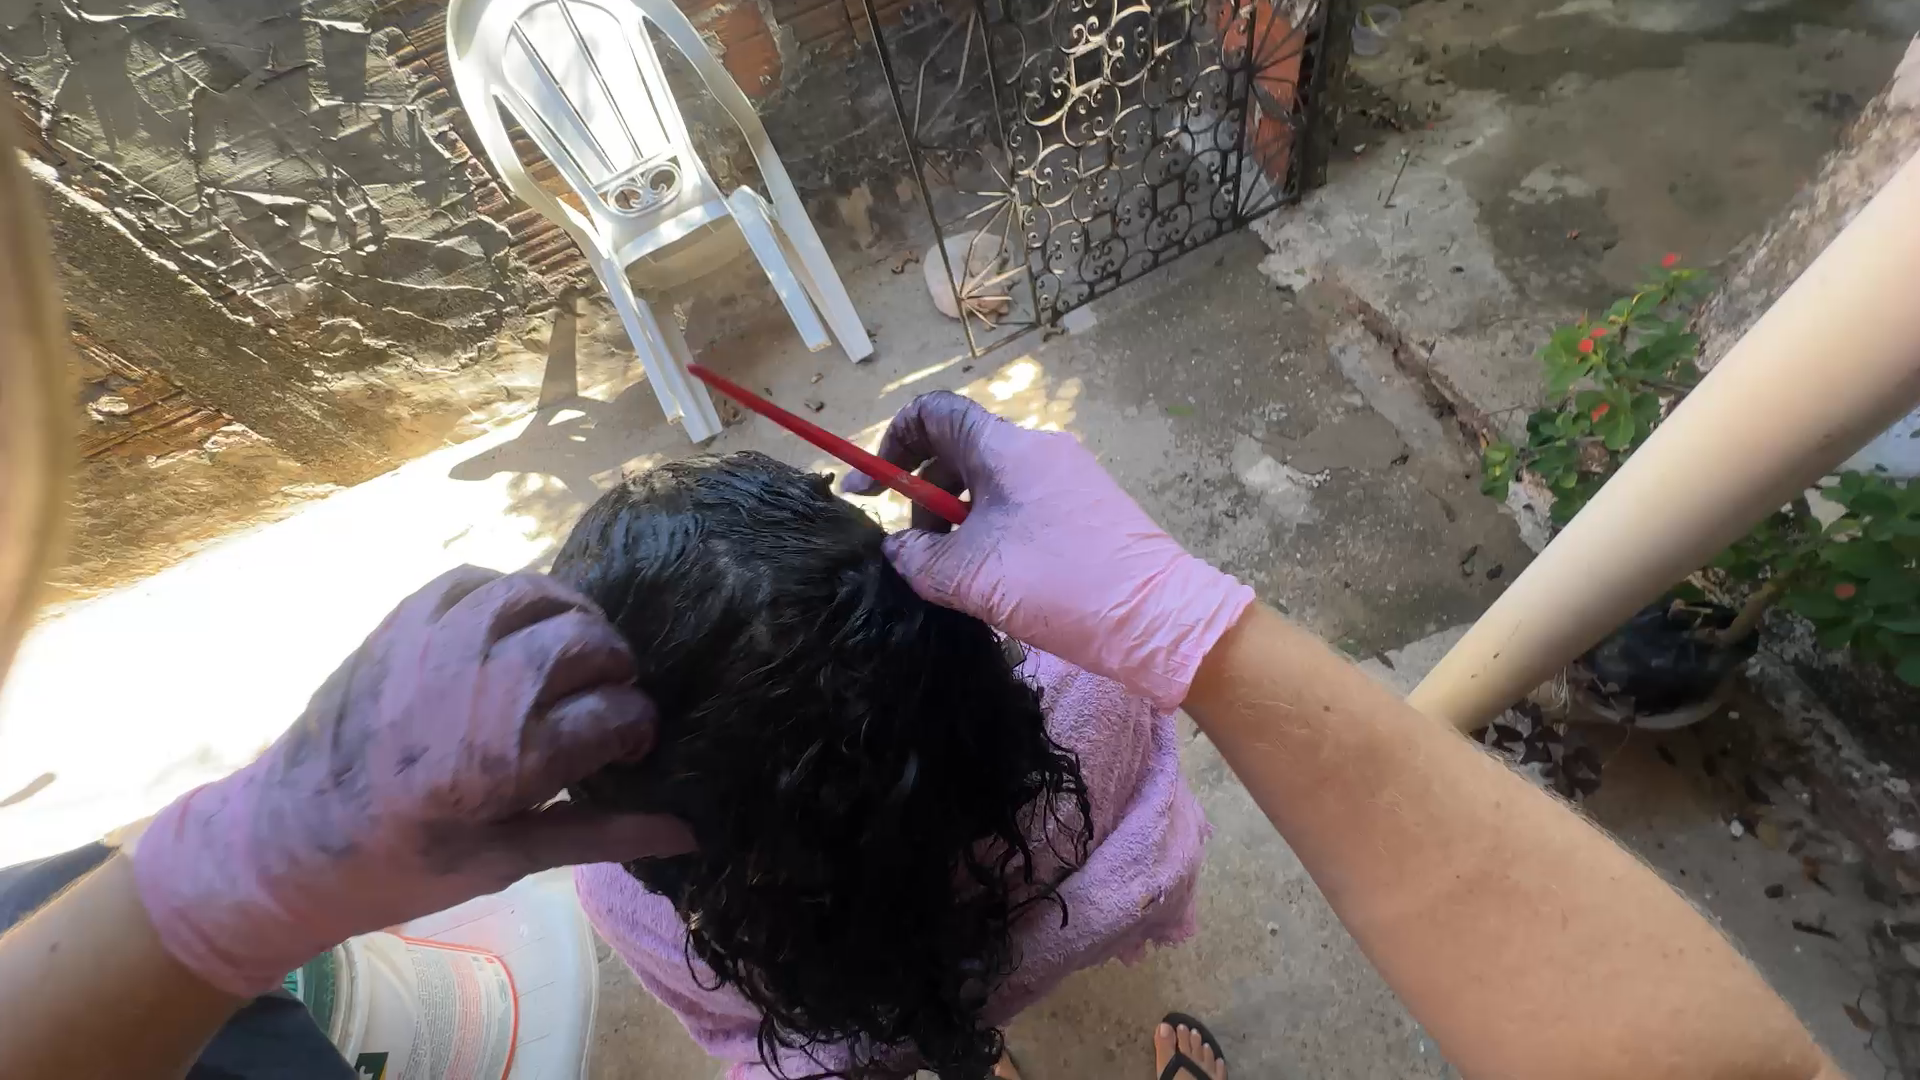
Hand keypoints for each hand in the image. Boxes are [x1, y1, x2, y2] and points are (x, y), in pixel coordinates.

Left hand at [131, 567, 691, 995]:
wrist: (279, 844)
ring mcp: (439, 644)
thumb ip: (606, 834)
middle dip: (618, 669)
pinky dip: (515, 594)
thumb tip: (691, 834)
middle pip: (593, 643)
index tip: (630, 745)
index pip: (621, 714)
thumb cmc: (406, 863)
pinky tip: (519, 625)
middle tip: (604, 697)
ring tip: (574, 650)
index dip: (640, 728)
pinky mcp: (404, 623)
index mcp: (511, 760)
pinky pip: (481, 579)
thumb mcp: (512, 860)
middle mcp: (484, 689)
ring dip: (577, 619)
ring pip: (545, 595)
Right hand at [845, 391, 1251, 708]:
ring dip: (956, 521)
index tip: (872, 490)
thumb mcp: (973, 575)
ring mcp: (1064, 479)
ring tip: (952, 573)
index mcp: (1006, 447)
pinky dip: (990, 531)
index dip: (891, 443)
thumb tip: (896, 550)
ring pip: (988, 485)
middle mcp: (1036, 450)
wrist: (1160, 619)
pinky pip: (1018, 506)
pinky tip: (990, 576)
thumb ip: (918, 559)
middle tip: (912, 549)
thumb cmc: (1061, 583)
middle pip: (957, 452)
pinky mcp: (1082, 509)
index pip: (933, 413)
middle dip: (922, 496)